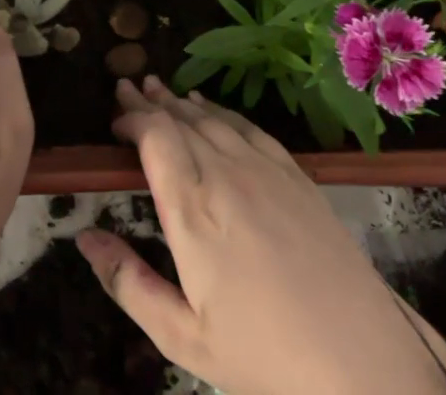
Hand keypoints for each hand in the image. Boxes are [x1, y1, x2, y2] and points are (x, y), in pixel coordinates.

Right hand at [78, 77, 445, 394]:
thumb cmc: (262, 353)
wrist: (361, 358)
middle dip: (150, 101)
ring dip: (184, 103)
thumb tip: (84, 238)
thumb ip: (128, 282)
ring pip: (216, 119)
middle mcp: (228, 175)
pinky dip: (225, 113)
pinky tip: (215, 111)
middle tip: (127, 88)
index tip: (114, 121)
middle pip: (182, 119)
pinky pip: (252, 129)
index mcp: (193, 209)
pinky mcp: (298, 177)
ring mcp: (268, 172)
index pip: (156, 137)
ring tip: (161, 90)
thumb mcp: (181, 336)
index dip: (132, 119)